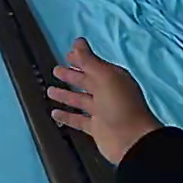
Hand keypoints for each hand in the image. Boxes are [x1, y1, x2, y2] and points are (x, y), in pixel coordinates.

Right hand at [47, 37, 162, 165]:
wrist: (132, 140)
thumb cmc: (121, 105)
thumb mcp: (105, 77)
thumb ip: (89, 60)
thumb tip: (78, 42)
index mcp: (113, 78)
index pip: (94, 65)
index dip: (81, 60)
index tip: (67, 55)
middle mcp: (108, 93)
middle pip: (86, 81)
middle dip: (72, 76)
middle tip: (56, 70)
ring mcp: (102, 111)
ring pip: (80, 100)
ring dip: (66, 95)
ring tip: (50, 90)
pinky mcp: (96, 128)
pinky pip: (78, 120)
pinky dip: (67, 116)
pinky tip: (55, 113)